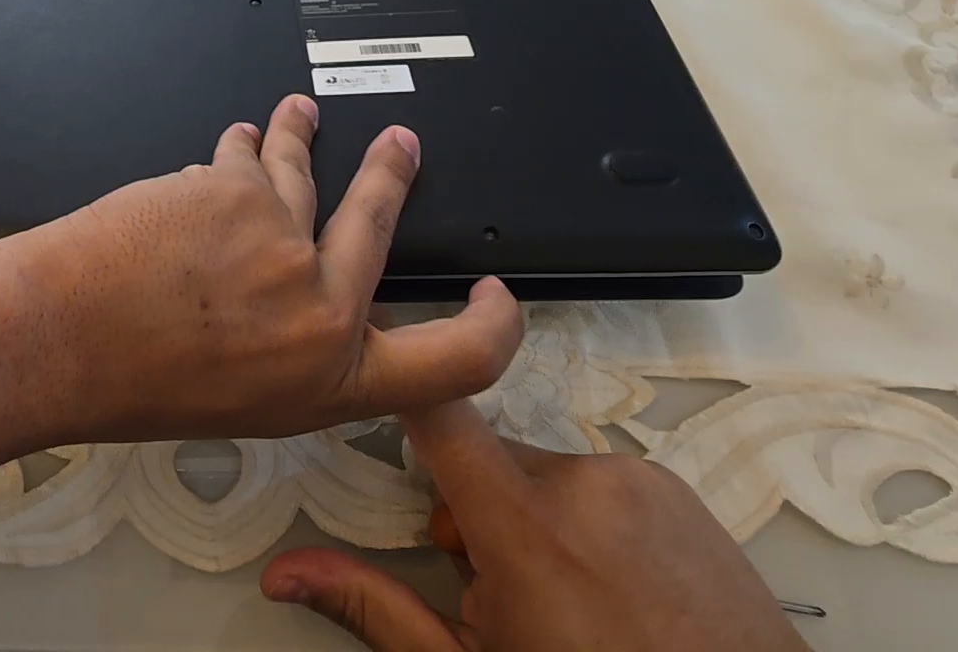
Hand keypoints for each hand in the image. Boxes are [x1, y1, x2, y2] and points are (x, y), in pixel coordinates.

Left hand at [22, 94, 522, 441]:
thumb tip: (298, 302)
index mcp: (328, 378)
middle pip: (379, 221)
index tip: (497, 299)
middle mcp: (321, 308)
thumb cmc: (128, 380)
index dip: (492, 331)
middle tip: (399, 146)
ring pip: (303, 169)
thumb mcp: (239, 397)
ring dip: (299, 136)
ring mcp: (284, 237)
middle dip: (390, 174)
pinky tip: (233, 139)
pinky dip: (237, 148)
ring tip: (296, 116)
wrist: (59, 336)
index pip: (452, 364)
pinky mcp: (237, 185)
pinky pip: (245, 155)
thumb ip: (287, 350)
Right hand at [259, 401, 811, 650]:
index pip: (435, 410)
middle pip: (485, 457)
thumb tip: (279, 575)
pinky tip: (617, 591)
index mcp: (523, 525)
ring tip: (570, 599)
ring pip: (540, 473)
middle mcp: (581, 480)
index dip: (398, 375)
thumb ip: (373, 607)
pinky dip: (586, 520)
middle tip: (503, 590)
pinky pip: (597, 482)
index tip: (374, 350)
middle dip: (475, 509)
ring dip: (531, 516)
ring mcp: (638, 480)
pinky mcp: (678, 491)